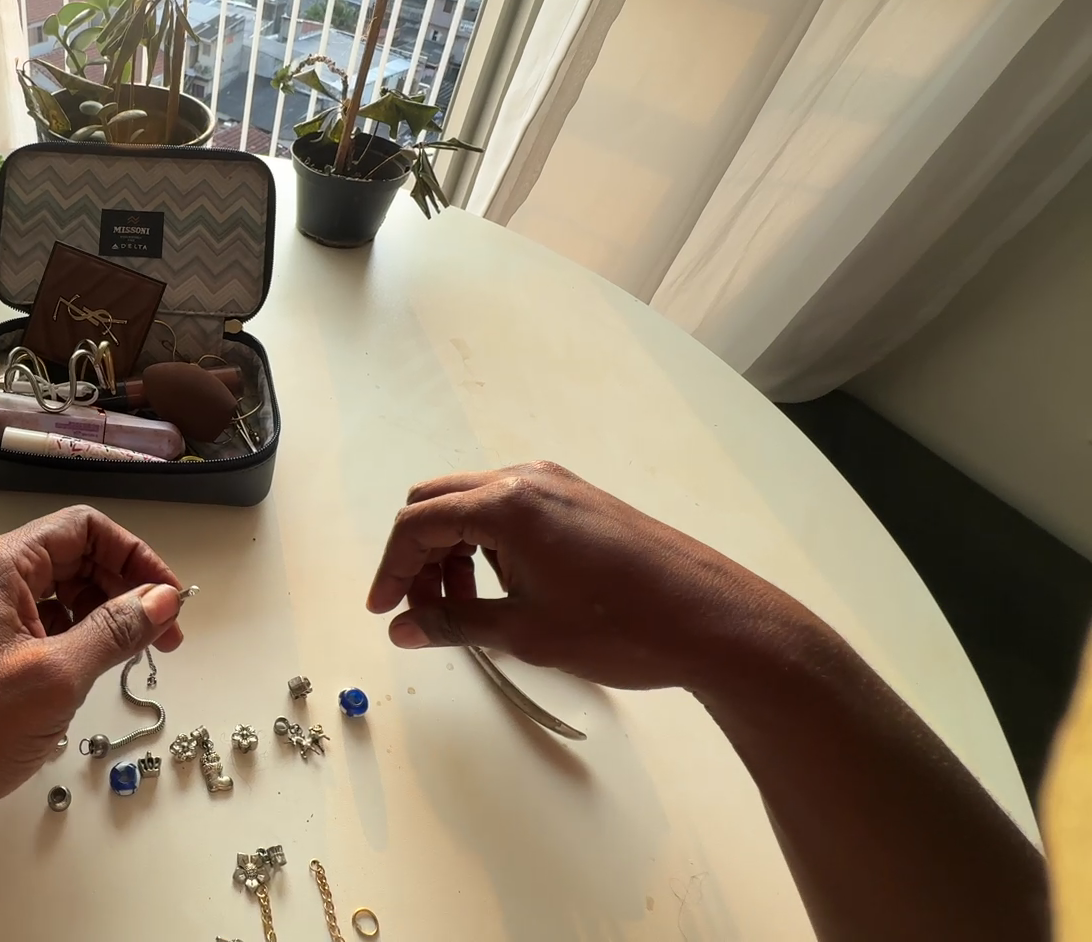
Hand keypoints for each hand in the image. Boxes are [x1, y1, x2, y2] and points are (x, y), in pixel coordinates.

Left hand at [0, 506, 184, 816]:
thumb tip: (165, 596)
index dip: (133, 555)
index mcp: (0, 564)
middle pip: (73, 557)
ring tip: (129, 657)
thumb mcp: (56, 676)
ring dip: (102, 616)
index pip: (83, 528)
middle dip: (123, 588)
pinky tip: (89, 673)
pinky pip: (40, 626)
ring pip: (58, 593)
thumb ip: (115, 628)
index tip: (168, 599)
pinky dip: (74, 640)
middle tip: (163, 637)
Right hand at [366, 461, 816, 692]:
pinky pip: (505, 508)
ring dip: (450, 549)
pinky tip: (502, 583)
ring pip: (469, 504)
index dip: (391, 569)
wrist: (727, 626)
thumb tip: (399, 630)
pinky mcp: (575, 495)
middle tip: (420, 607)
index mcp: (504, 504)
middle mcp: (521, 478)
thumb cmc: (621, 631)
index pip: (416, 524)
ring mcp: (551, 482)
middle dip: (417, 555)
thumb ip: (452, 624)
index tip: (383, 611)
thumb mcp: (525, 632)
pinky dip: (484, 542)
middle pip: (435, 503)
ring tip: (464, 605)